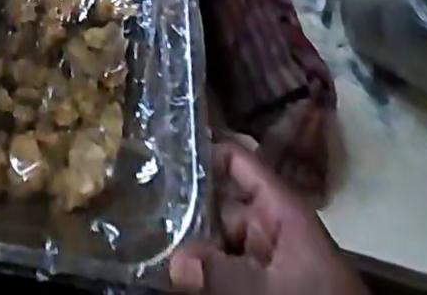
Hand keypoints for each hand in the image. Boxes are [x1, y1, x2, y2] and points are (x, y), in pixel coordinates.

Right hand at [168, 141, 364, 294]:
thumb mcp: (272, 291)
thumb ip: (223, 274)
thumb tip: (174, 262)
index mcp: (282, 208)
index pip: (236, 159)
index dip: (202, 148)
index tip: (162, 145)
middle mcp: (272, 224)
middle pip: (220, 199)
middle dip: (185, 202)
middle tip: (145, 197)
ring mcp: (269, 255)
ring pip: (219, 235)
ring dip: (191, 238)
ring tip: (151, 230)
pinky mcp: (265, 280)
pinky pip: (227, 263)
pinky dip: (205, 264)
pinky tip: (175, 267)